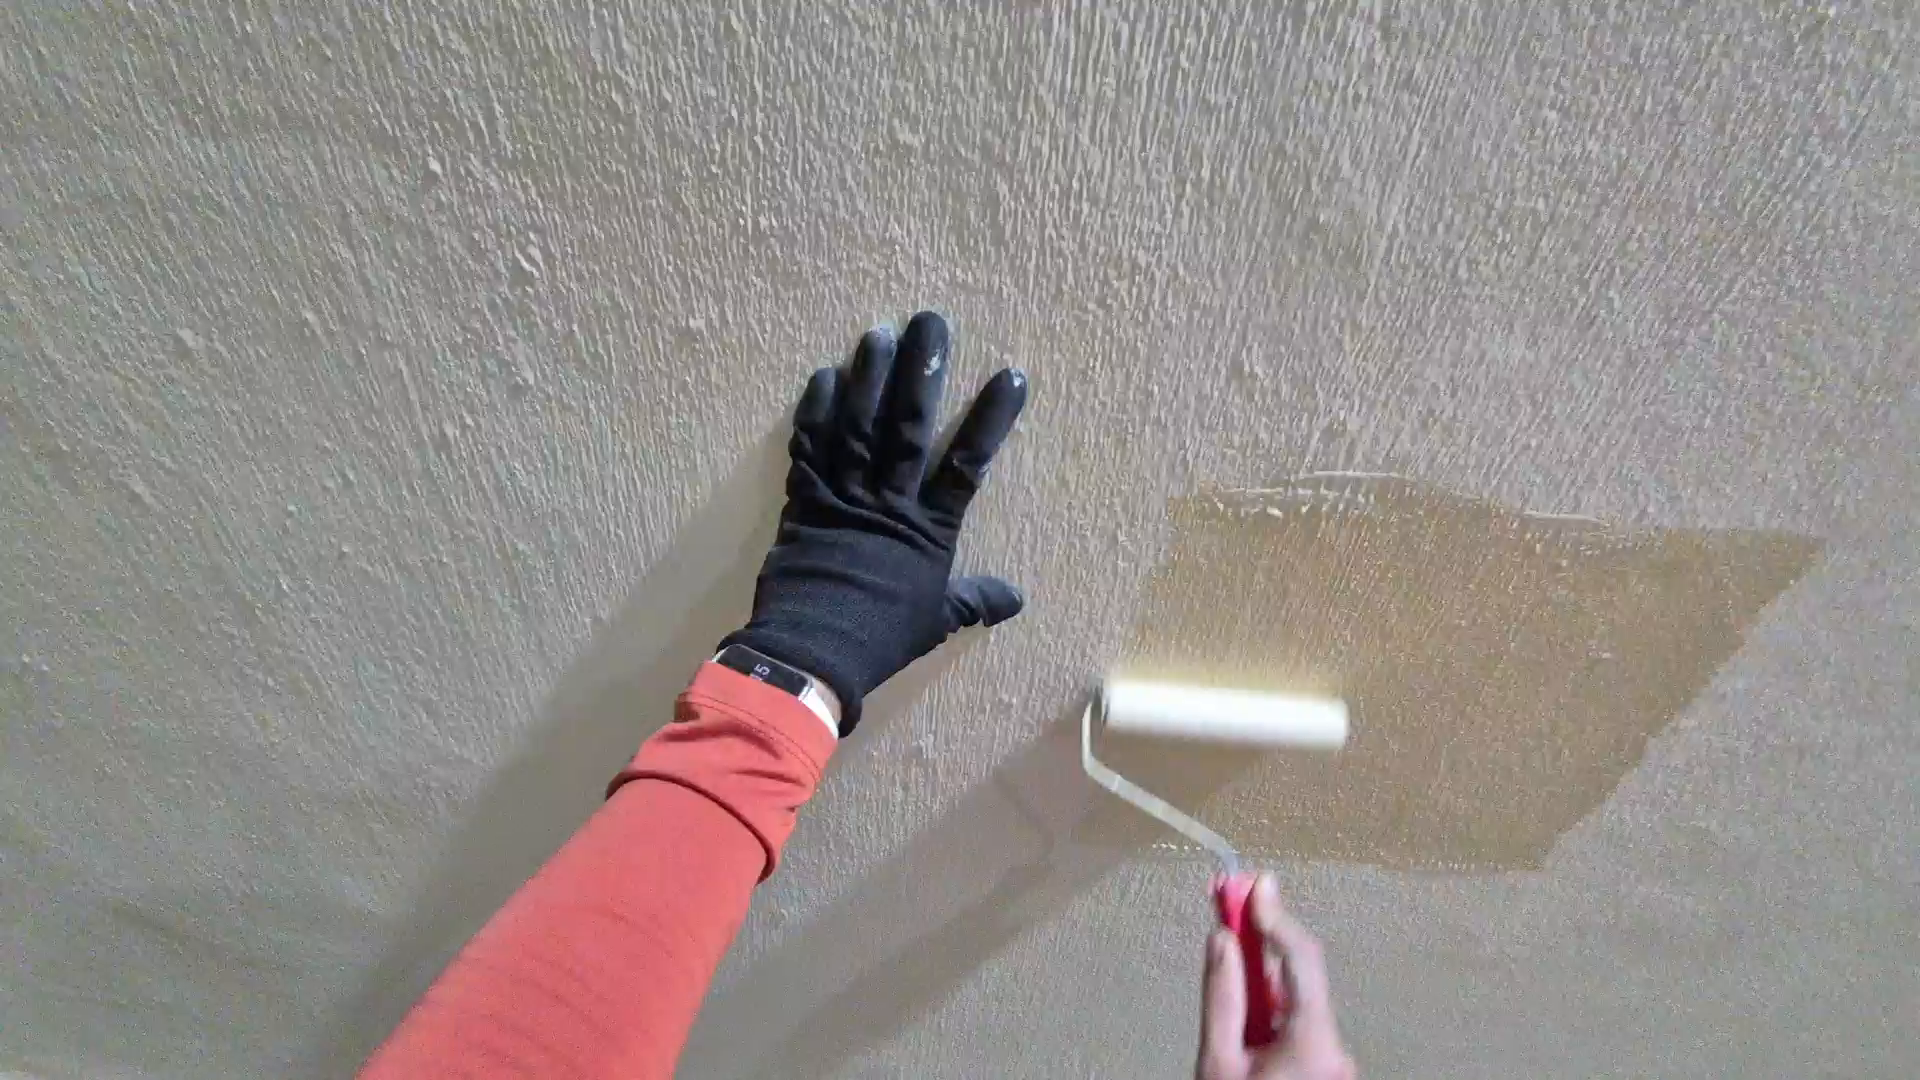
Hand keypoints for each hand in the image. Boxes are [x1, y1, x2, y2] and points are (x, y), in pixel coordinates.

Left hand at [721, 311, 1028, 734]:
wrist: (815, 654)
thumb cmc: (883, 636)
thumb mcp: (937, 620)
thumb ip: (976, 601)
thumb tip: (1016, 599)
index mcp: (929, 530)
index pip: (968, 465)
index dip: (990, 420)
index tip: (1010, 376)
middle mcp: (889, 502)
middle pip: (909, 428)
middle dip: (922, 374)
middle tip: (931, 323)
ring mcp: (845, 497)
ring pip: (859, 428)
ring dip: (869, 379)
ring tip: (879, 334)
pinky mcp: (806, 501)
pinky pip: (810, 450)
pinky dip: (816, 413)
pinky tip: (824, 376)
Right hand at [1197, 876, 1354, 1079]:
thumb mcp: (1217, 1063)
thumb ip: (1221, 996)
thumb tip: (1223, 936)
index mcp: (1314, 1043)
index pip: (1302, 958)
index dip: (1275, 914)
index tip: (1248, 881)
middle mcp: (1336, 1049)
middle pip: (1299, 972)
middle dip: (1262, 930)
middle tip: (1226, 893)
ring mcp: (1335, 1062)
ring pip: (1295, 995)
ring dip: (1261, 963)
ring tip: (1227, 933)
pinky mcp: (1325, 1070)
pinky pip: (1297, 1017)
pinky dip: (1269, 993)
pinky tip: (1243, 987)